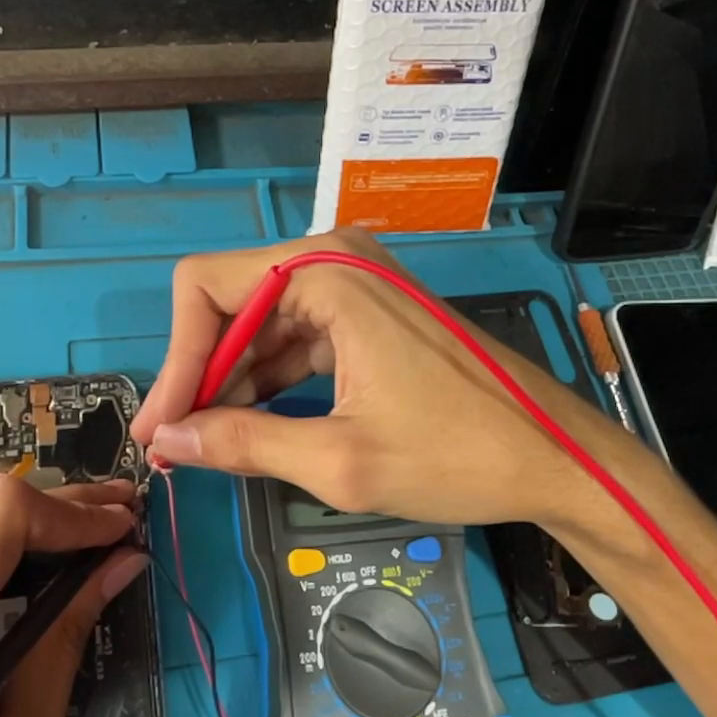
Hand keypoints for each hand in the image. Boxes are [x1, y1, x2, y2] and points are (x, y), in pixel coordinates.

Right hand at [132, 230, 611, 526]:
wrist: (556, 457)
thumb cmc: (456, 453)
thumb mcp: (339, 459)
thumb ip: (242, 442)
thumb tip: (165, 440)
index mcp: (323, 270)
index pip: (205, 288)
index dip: (175, 359)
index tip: (161, 427)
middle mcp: (332, 257)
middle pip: (228, 301)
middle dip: (198, 372)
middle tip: (173, 444)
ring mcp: (353, 281)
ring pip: (259, 322)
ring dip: (229, 379)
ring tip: (203, 444)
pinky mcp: (366, 311)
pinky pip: (295, 335)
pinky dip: (267, 378)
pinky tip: (247, 423)